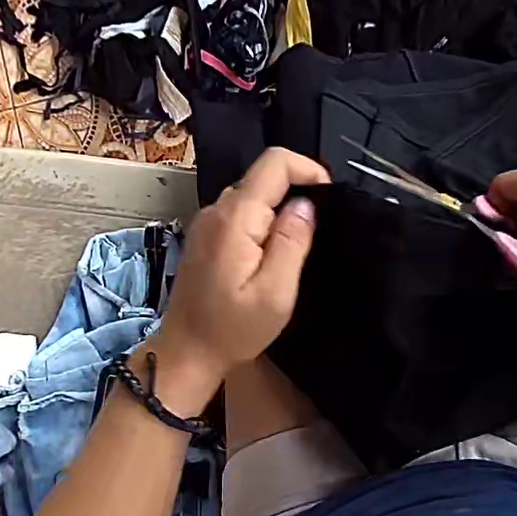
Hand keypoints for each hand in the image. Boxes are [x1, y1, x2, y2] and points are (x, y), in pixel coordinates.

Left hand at [144, 148, 327, 411]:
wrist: (187, 353)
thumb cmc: (233, 330)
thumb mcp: (275, 292)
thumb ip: (292, 242)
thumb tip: (306, 205)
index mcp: (236, 218)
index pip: (274, 163)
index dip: (308, 168)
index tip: (329, 195)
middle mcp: (217, 211)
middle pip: (263, 177)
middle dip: (296, 193)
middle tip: (316, 233)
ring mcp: (207, 222)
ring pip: (253, 195)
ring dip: (280, 211)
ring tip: (296, 248)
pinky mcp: (205, 237)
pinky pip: (241, 214)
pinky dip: (264, 223)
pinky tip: (271, 256)